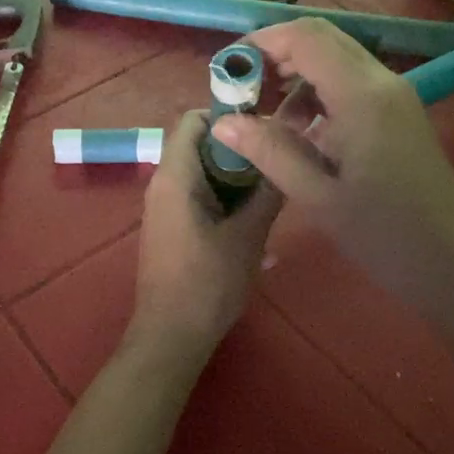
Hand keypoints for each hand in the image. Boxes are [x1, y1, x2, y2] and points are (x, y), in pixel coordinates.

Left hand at [129, 110, 282, 363]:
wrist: (171, 336)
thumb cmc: (208, 283)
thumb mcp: (249, 236)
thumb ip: (269, 193)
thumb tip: (291, 155)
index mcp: (175, 177)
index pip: (194, 119)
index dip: (229, 117)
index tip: (266, 131)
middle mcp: (162, 184)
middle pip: (200, 145)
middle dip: (239, 150)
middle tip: (277, 163)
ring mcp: (164, 207)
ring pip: (202, 172)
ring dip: (236, 178)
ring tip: (272, 193)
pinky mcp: (170, 228)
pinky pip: (198, 196)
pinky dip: (225, 199)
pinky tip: (255, 223)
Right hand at [210, 19, 453, 322]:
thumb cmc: (384, 236)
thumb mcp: (317, 197)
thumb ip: (269, 151)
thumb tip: (222, 121)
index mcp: (363, 95)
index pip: (306, 37)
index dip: (261, 43)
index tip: (225, 70)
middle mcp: (382, 82)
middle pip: (322, 40)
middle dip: (276, 55)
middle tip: (240, 93)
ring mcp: (395, 97)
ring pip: (336, 61)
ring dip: (297, 77)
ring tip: (264, 119)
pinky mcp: (399, 116)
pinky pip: (351, 85)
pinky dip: (319, 95)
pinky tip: (300, 134)